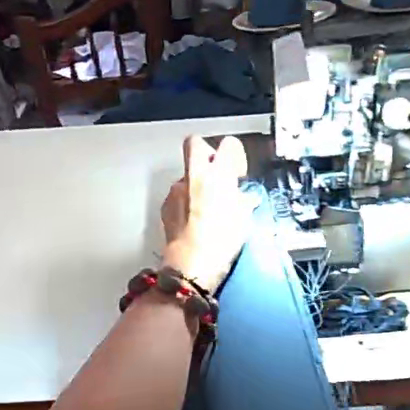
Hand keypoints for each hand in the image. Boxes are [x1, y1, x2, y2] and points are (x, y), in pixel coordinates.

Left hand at [161, 135, 250, 293]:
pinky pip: (178, 195)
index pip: (229, 145)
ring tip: (207, 206)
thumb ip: (243, 203)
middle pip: (196, 144)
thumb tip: (243, 199)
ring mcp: (177, 190)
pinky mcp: (166, 206)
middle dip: (207, 153)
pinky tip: (194, 220)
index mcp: (219, 175)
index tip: (238, 170)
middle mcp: (195, 176)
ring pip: (186, 173)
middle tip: (217, 173)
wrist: (191, 265)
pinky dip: (186, 201)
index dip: (235, 155)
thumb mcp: (243, 222)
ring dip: (196, 182)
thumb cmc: (221, 244)